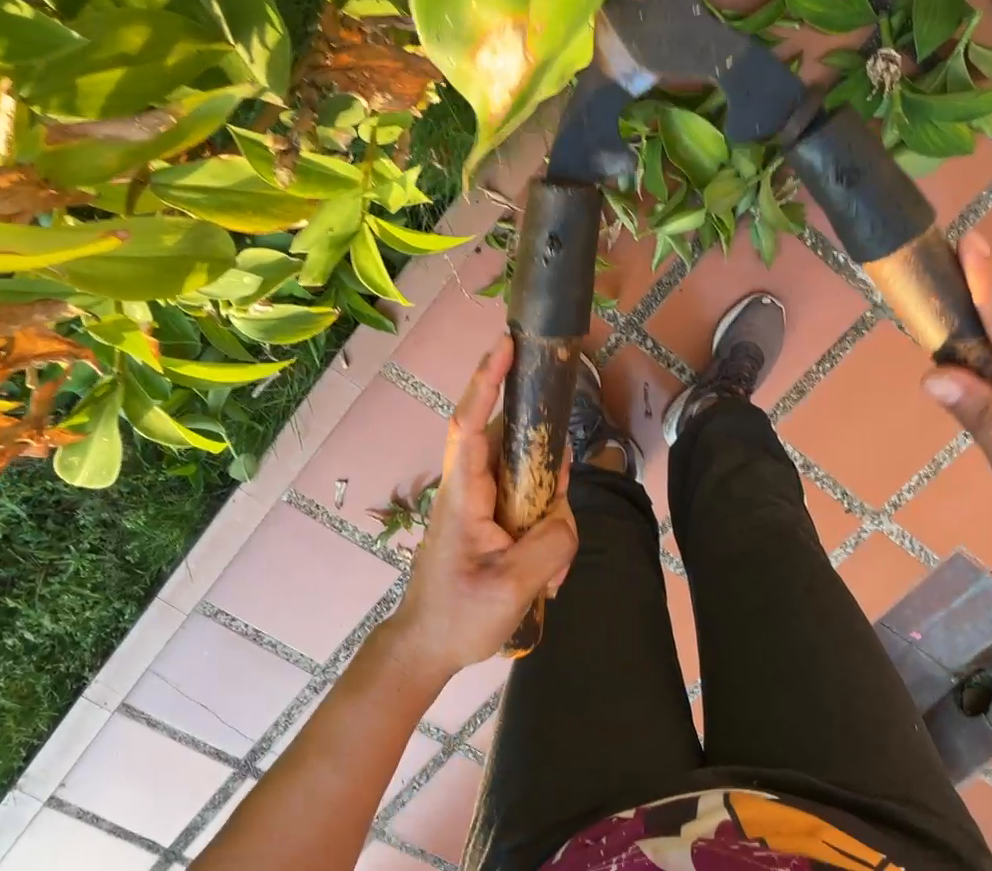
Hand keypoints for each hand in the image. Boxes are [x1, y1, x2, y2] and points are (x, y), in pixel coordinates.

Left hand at [386, 337, 577, 676]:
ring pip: (531, 480)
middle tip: (553, 514)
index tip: (506, 343)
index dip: (487, 380)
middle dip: (544, 468)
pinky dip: (548, 533)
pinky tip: (548, 576)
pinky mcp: (495, 521)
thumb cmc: (458, 616)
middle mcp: (471, 488)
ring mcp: (484, 504)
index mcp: (463, 494)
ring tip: (548, 573)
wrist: (427, 648)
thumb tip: (564, 516)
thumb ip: (551, 543)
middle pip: (513, 447)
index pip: (469, 423)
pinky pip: (532, 507)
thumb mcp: (512, 586)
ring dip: (549, 518)